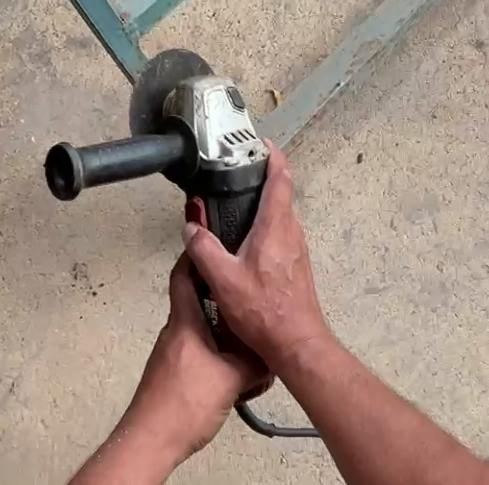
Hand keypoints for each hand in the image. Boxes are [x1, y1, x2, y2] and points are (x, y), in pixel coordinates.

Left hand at [114, 256, 268, 465]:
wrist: (150, 441)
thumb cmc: (184, 404)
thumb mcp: (229, 379)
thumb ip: (253, 363)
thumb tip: (272, 355)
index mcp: (184, 322)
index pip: (183, 275)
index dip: (196, 255)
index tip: (213, 241)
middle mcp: (175, 331)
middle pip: (193, 298)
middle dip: (217, 289)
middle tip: (242, 283)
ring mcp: (172, 352)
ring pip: (197, 324)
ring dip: (218, 321)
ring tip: (246, 325)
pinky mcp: (173, 373)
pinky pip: (196, 347)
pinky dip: (214, 346)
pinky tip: (232, 361)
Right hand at [182, 142, 332, 369]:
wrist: (298, 344)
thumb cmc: (264, 312)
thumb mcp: (223, 280)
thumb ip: (204, 249)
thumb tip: (190, 227)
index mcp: (276, 226)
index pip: (281, 178)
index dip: (273, 156)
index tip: (261, 143)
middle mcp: (291, 231)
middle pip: (281, 193)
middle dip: (262, 178)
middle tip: (237, 171)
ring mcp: (297, 248)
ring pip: (280, 214)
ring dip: (263, 203)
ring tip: (236, 203)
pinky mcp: (296, 263)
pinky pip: (281, 232)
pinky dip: (265, 224)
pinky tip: (246, 240)